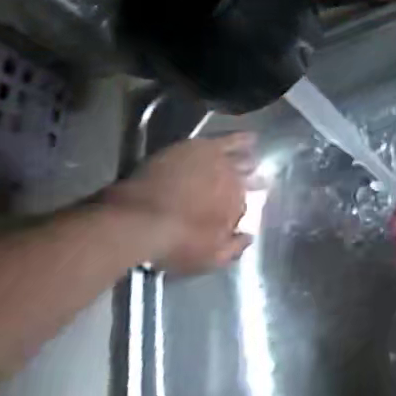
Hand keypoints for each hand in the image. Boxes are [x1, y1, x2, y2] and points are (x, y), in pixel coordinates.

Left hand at [101, 134, 256, 273]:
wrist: (139, 218)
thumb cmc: (173, 242)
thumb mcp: (206, 257)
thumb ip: (233, 249)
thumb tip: (250, 238)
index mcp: (237, 206)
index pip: (244, 206)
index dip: (238, 210)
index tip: (236, 214)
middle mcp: (235, 180)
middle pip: (245, 178)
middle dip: (251, 181)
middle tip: (257, 181)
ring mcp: (219, 161)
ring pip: (242, 157)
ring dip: (248, 159)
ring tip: (254, 158)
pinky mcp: (201, 146)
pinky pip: (229, 139)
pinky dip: (241, 139)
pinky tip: (249, 137)